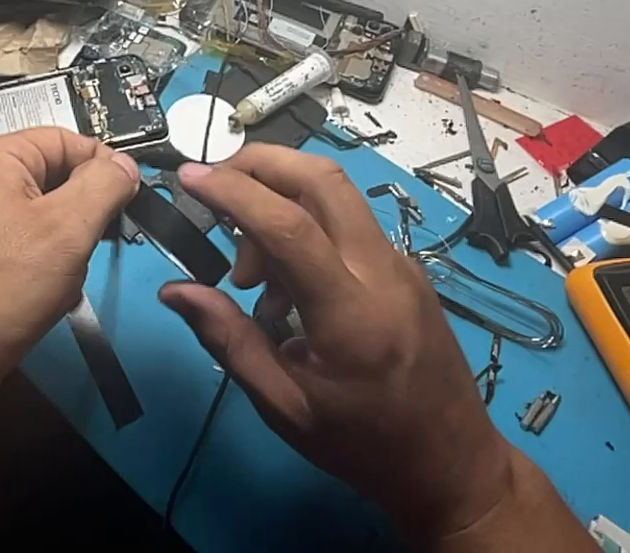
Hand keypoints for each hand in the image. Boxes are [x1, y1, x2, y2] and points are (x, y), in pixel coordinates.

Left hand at [0, 127, 139, 427]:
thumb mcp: (66, 231)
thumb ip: (104, 187)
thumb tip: (126, 164)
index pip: (66, 140)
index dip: (104, 165)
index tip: (131, 200)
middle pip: (55, 181)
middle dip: (81, 218)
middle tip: (86, 251)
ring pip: (42, 222)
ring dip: (63, 253)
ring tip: (56, 285)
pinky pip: (20, 252)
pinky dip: (40, 273)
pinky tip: (39, 303)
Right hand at [159, 147, 519, 540]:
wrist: (455, 467)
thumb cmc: (364, 444)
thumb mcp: (284, 406)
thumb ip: (228, 339)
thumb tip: (174, 290)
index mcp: (352, 316)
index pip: (290, 227)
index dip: (234, 191)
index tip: (189, 177)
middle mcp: (382, 272)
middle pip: (322, 179)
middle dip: (260, 163)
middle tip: (214, 185)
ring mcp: (399, 263)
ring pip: (334, 193)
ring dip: (278, 200)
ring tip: (248, 275)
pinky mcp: (403, 265)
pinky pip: (344, 221)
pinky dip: (301, 225)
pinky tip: (283, 283)